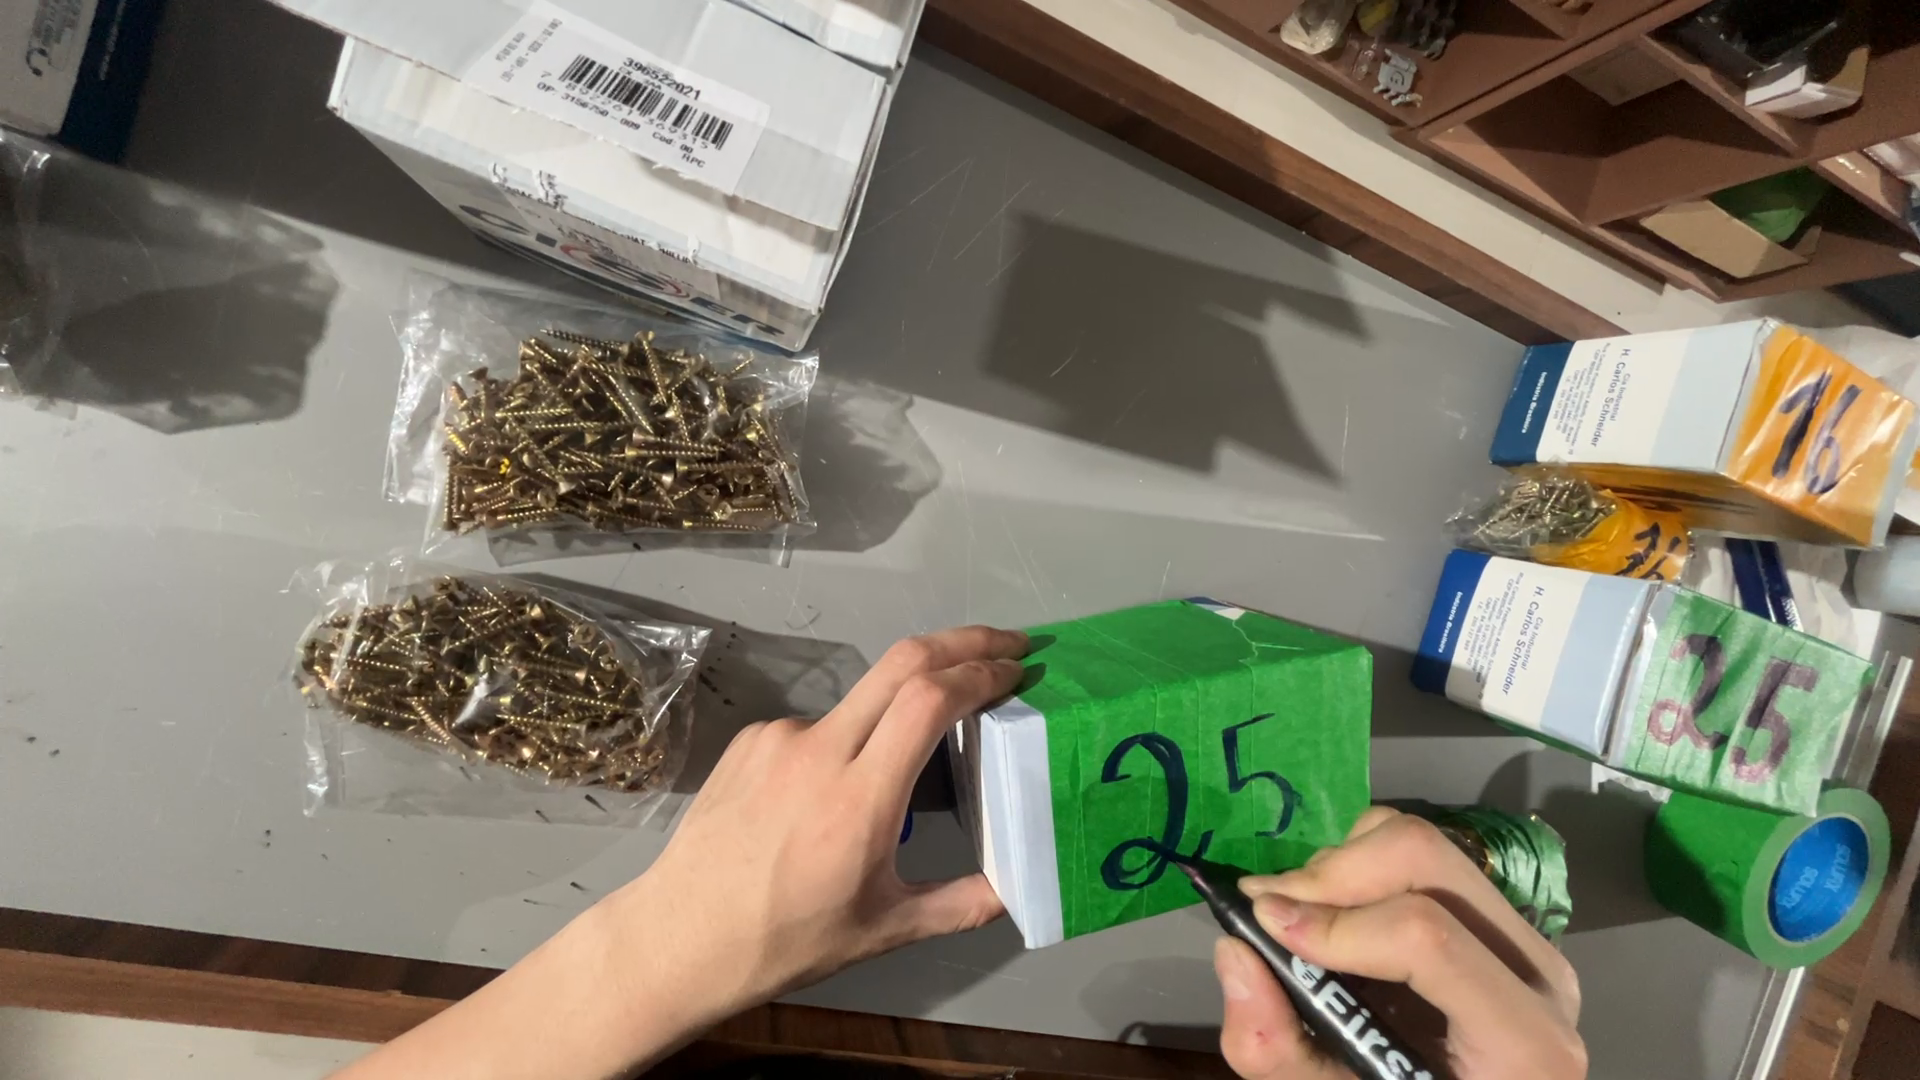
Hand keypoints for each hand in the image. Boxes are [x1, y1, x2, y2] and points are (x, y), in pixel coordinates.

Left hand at [332, 625, 1028, 1079]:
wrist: (679, 936)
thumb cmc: (788, 938)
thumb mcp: (884, 929)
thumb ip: (961, 904)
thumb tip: (1018, 887)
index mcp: (860, 800)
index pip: (927, 701)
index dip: (978, 672)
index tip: (1014, 668)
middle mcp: (820, 750)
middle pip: (901, 661)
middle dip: (963, 640)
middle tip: (1007, 643)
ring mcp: (780, 735)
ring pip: (863, 698)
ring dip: (901, 707)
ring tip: (893, 772)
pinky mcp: (752, 735)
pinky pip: (820, 724)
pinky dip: (847, 740)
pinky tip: (829, 788)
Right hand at [1212, 807, 1585, 1079]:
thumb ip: (1275, 1049)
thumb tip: (1235, 952)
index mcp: (1523, 1046)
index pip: (1429, 939)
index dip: (1336, 923)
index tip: (1265, 926)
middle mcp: (1536, 973)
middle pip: (1422, 859)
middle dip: (1327, 872)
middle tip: (1268, 904)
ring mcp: (1518, 933)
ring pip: (1413, 840)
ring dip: (1334, 864)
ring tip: (1300, 912)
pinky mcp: (1489, 911)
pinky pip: (1411, 847)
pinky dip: (1350, 858)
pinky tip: (1334, 909)